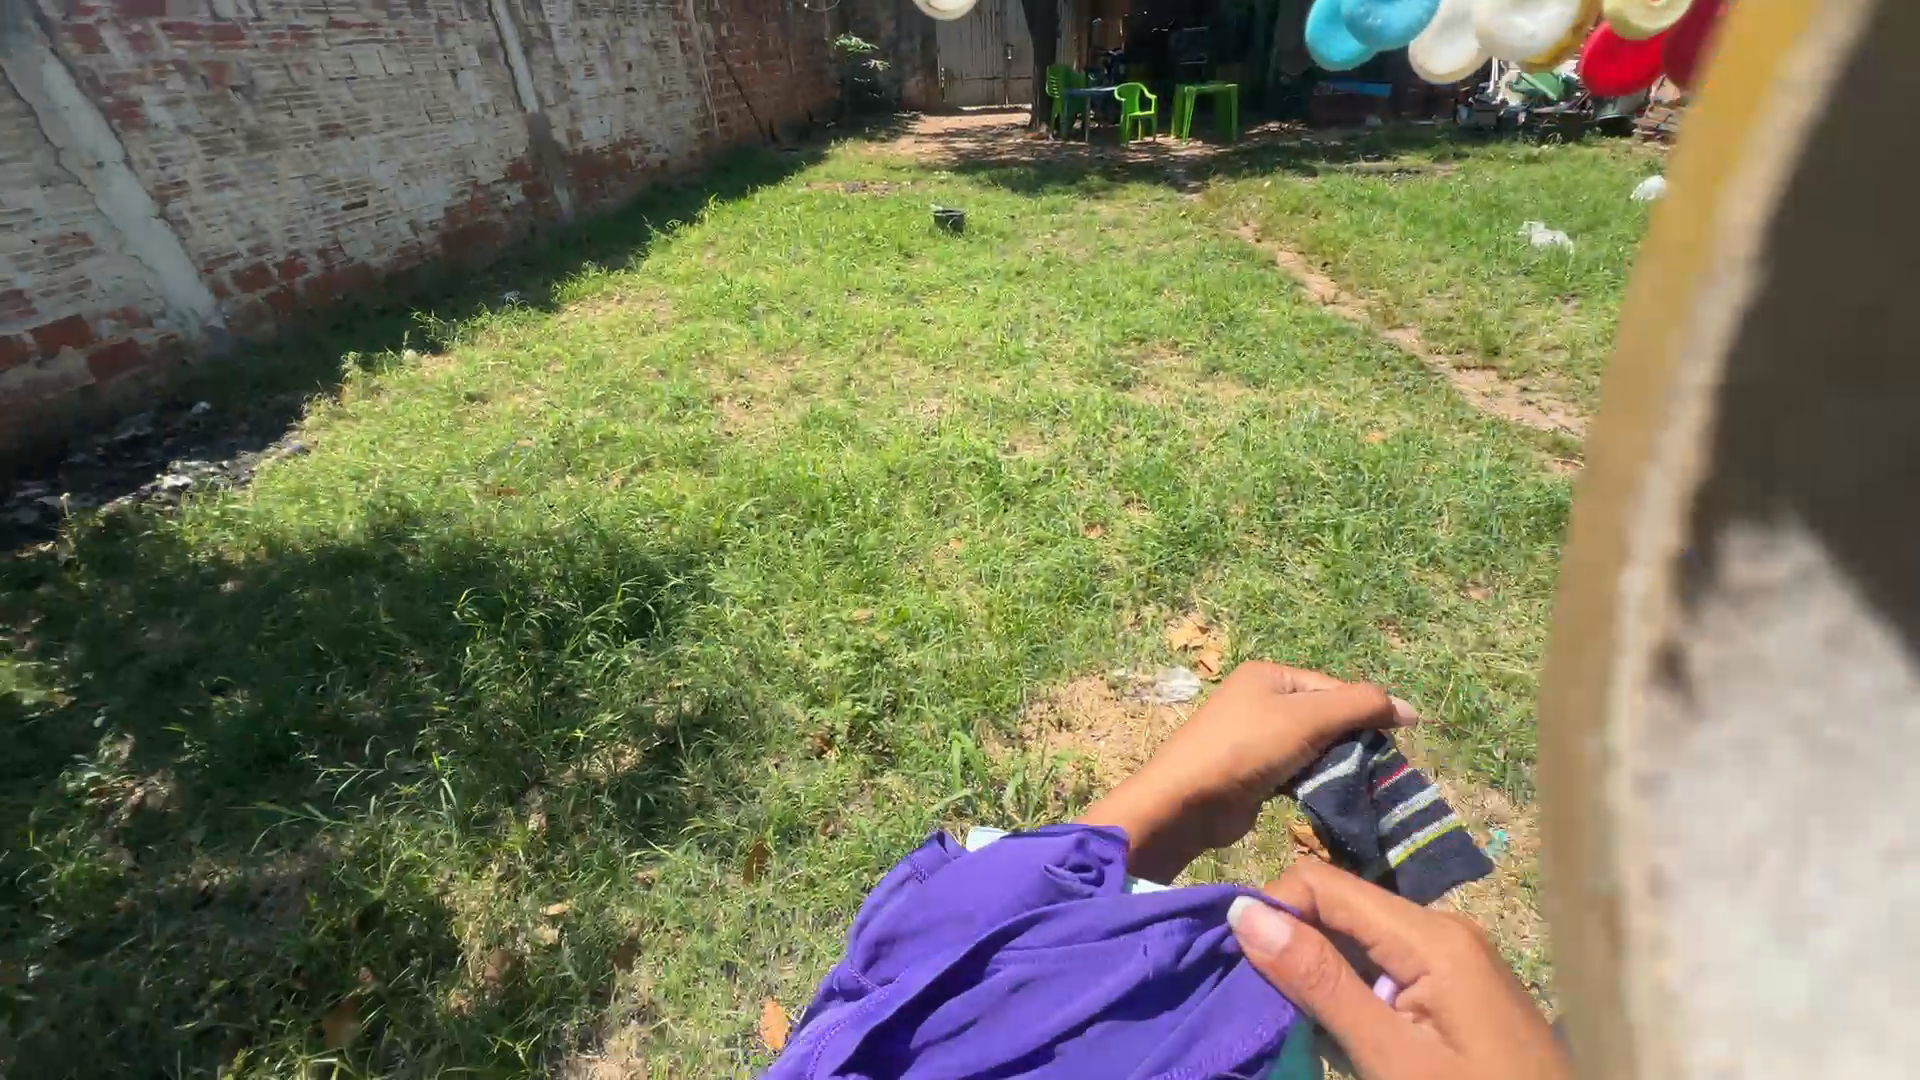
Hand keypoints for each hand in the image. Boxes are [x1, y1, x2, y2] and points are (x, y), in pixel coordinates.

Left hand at [1077, 661, 1415, 881]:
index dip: (1364, 714)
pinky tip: (1331, 800)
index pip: (1333, 688)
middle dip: (1351, 743)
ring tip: (1359, 789)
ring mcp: (1255, 737)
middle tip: (1377, 773)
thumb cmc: (1247, 747)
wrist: (1189, 799)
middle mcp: (1260, 700)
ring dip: (1336, 767)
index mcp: (1268, 675)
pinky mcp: (1255, 772)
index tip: (1392, 746)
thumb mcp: (1307, 718)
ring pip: (1315, 748)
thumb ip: (1358, 706)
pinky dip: (1316, 784)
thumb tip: (1410, 709)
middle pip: (1325, 717)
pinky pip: (1299, 772)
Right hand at [1228, 859, 1569, 1079]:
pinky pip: (1382, 966)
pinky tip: (1345, 1035)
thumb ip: (1320, 982)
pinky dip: (1350, 992)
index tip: (1245, 964)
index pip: (1322, 883)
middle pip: (1338, 907)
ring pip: (1355, 938)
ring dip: (1319, 974)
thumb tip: (1241, 909)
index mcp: (1432, 935)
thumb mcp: (1395, 1062)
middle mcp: (1442, 929)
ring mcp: (1454, 958)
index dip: (1274, 911)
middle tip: (1270, 1004)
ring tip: (1307, 1027)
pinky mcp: (1457, 988)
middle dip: (1294, 946)